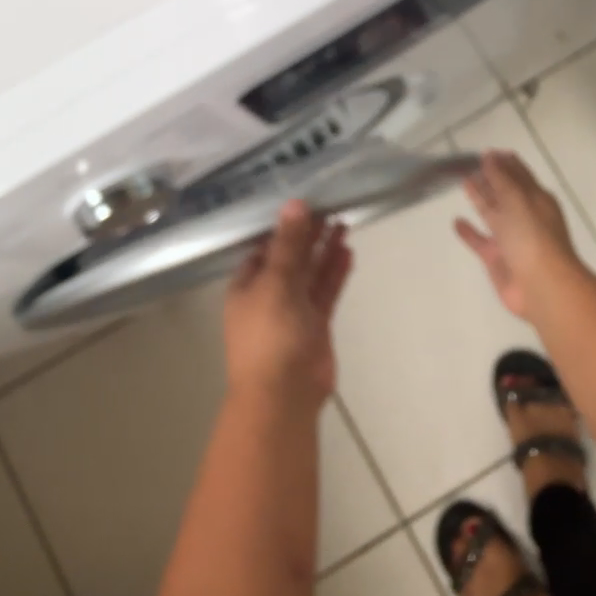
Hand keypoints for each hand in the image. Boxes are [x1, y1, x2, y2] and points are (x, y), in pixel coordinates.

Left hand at [224, 202, 352, 410]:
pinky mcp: (316, 324)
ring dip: (325, 250)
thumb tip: (294, 203)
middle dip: (308, 235)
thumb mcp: (275, 283)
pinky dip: (335, 272)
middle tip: (331, 206)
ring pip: (311, 273)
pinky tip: (348, 252)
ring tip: (344, 222)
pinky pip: (326, 291)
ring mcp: (293, 310)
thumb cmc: (269, 335)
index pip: (264, 248)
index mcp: (246, 285)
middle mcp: (268, 294)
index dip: (283, 227)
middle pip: (290, 258)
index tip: (305, 203)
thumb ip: (288, 244)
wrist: (283, 393)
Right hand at [455, 150, 584, 319]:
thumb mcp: (518, 200)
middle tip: (471, 163)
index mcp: (536, 199)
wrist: (542, 286)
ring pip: (492, 213)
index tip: (488, 151)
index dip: (505, 163)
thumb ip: (501, 179)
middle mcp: (524, 215)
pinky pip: (480, 241)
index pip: (519, 175)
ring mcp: (510, 237)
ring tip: (464, 182)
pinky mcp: (496, 258)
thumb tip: (490, 156)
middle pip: (505, 192)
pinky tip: (457, 221)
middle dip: (491, 178)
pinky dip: (469, 232)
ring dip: (480, 199)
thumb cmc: (533, 236)